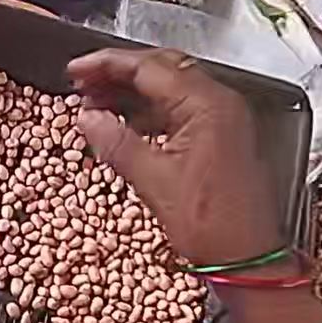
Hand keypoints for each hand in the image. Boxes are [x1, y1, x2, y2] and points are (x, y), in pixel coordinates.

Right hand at [69, 48, 283, 267]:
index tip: (74, 69)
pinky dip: (144, 111)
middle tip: (80, 82)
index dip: (106, 64)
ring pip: (168, 89)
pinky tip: (121, 123)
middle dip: (117, 72)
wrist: (247, 257)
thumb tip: (86, 117)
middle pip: (161, 69)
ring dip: (129, 91)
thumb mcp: (153, 181)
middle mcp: (218, 103)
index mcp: (207, 106)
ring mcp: (220, 119)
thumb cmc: (209, 222)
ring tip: (93, 102)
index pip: (149, 67)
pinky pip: (175, 111)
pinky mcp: (216, 137)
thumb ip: (117, 142)